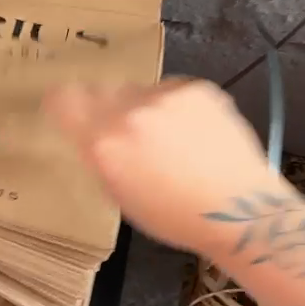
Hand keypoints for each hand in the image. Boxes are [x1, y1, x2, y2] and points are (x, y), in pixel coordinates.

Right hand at [46, 79, 290, 254]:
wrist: (242, 211)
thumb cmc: (174, 216)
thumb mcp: (117, 194)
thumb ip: (98, 155)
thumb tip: (91, 133)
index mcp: (103, 143)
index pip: (62, 98)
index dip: (61, 102)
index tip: (67, 109)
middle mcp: (128, 113)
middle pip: (98, 90)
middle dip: (106, 109)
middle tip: (126, 134)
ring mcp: (164, 97)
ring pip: (137, 90)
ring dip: (142, 108)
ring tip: (168, 138)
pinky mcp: (197, 89)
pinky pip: (170, 89)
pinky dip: (175, 106)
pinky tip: (193, 133)